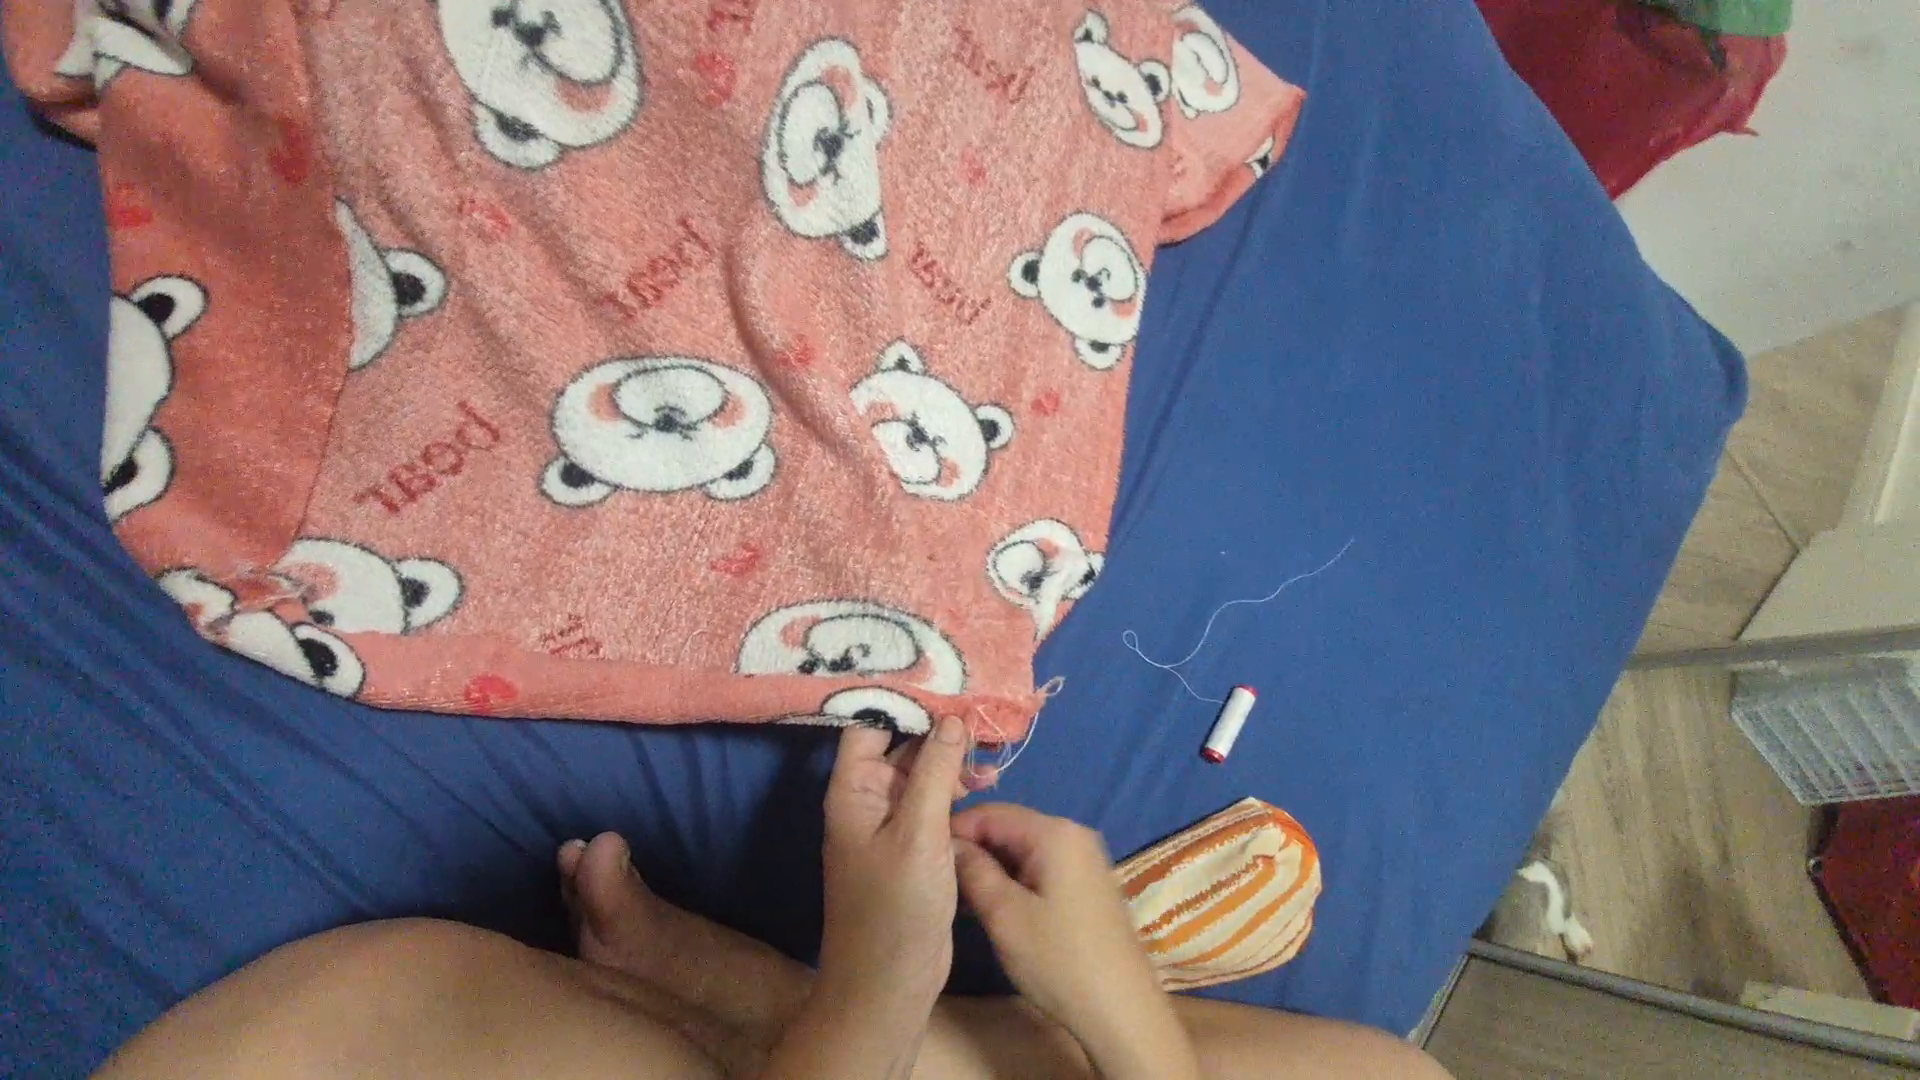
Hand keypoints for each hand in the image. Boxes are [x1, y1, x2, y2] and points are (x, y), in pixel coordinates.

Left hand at [816, 717, 972, 1026]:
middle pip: (902, 743)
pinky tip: (986, 784)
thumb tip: (951, 718)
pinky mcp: (913, 842)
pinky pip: (933, 799)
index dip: (904, 702)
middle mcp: (869, 796)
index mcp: (854, 788)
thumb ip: (934, 772)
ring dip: (954, 761)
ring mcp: (891, 820)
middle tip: (984, 720)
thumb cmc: (895, 907)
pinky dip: (957, 788)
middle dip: (940, 729)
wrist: (888, 986)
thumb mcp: (919, 834)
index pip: (871, 723)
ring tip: (992, 762)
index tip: (946, 682)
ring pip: (923, 770)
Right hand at [951, 804, 1198, 1079]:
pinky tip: (991, 907)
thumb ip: (973, 870)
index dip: (956, 829)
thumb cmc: (1060, 959)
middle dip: (973, 850)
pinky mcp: (1086, 883)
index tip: (925, 855)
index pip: (991, 812)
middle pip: (1008, 828)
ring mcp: (1083, 859)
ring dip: (991, 869)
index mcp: (1055, 832)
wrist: (1123, 1011)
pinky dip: (1013, 881)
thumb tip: (948, 844)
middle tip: (940, 881)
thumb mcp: (1005, 915)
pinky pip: (1040, 867)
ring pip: (1022, 850)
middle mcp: (1072, 834)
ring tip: (958, 898)